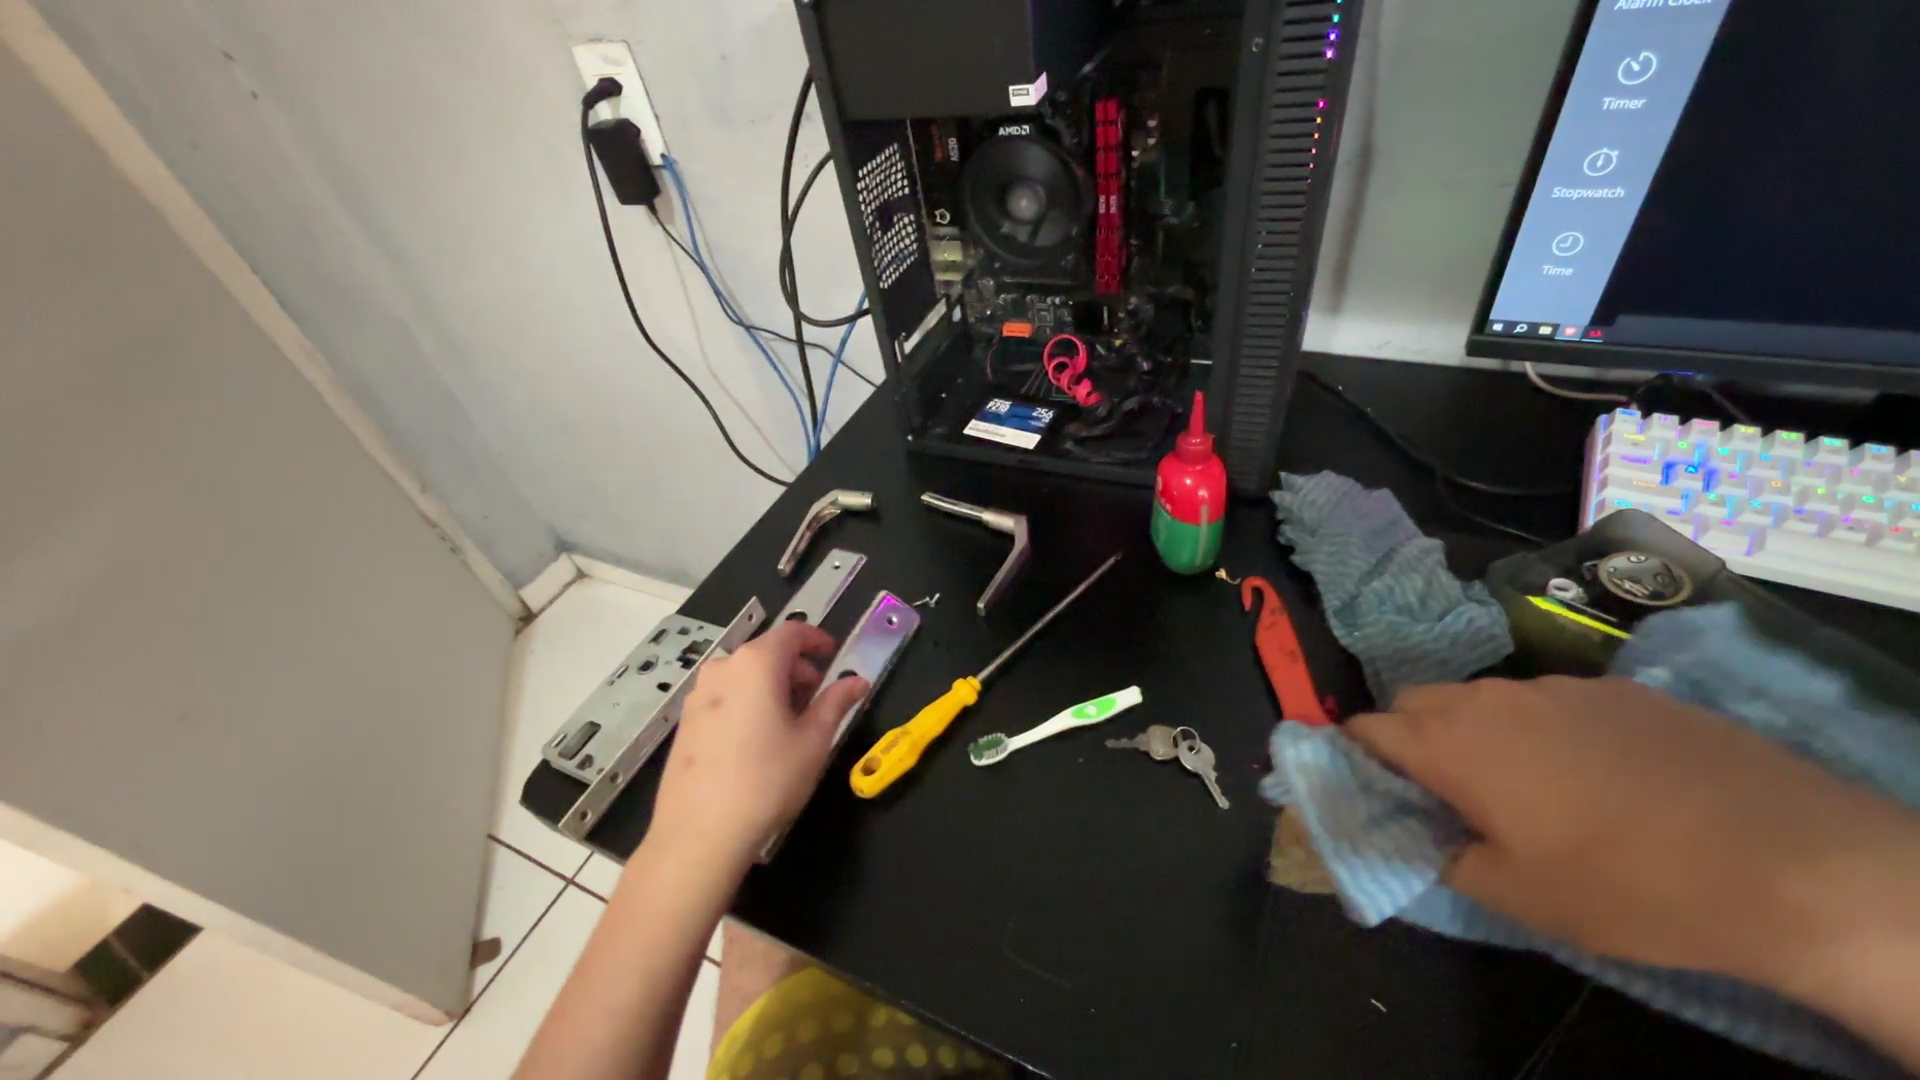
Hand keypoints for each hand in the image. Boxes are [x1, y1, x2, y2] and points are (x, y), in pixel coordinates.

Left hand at [652, 621, 868, 866]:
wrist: (699, 832)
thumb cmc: (767, 780)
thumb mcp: (814, 741)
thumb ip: (836, 702)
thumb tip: (857, 681)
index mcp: (756, 664)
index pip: (791, 632)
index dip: (816, 639)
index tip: (833, 654)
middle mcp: (722, 669)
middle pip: (766, 652)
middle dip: (796, 668)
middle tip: (818, 697)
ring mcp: (698, 695)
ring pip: (743, 675)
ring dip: (771, 686)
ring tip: (790, 722)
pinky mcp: (685, 722)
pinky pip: (724, 697)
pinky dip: (747, 702)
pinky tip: (758, 740)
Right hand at [1346, 677, 1919, 989]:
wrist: (1794, 863)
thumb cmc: (1630, 887)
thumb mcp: (1518, 897)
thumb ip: (1447, 856)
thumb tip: (1425, 835)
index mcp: (1452, 744)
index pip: (1367, 728)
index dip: (1354, 754)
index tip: (1367, 786)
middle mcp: (1492, 700)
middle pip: (1417, 701)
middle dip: (1409, 736)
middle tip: (1440, 791)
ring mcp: (1559, 687)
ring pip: (1483, 697)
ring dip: (1475, 730)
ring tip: (1520, 784)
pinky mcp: (1620, 690)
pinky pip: (1549, 701)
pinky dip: (1539, 728)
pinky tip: (1594, 774)